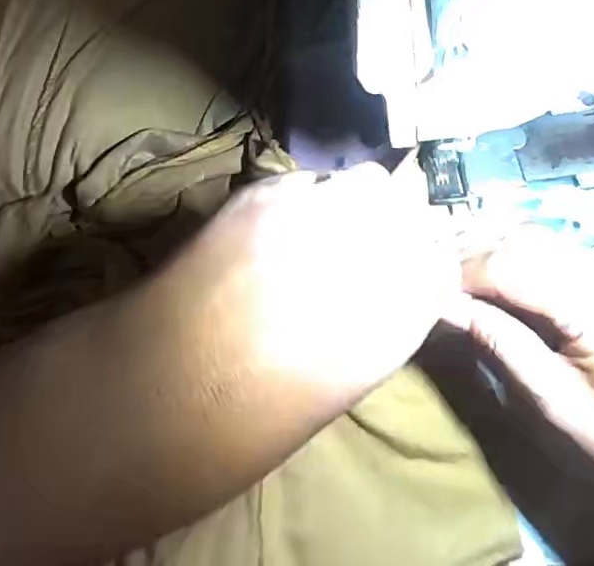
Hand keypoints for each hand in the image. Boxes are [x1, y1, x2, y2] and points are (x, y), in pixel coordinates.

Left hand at [153, 163, 458, 405]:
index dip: (428, 259)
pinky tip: (281, 229)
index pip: (442, 260)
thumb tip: (406, 276)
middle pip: (411, 208)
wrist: (151, 392)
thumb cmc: (253, 412)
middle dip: (398, 221)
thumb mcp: (347, 377)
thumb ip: (388, 317)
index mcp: (394, 319)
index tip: (414, 262)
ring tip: (326, 228)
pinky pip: (310, 182)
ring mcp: (315, 215)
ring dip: (357, 200)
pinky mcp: (266, 192)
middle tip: (367, 241)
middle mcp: (367, 254)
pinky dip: (307, 198)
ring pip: (367, 182)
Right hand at [449, 229, 593, 565]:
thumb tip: (445, 306)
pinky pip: (556, 260)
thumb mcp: (562, 411)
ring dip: (492, 259)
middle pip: (519, 242)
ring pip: (536, 244)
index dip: (458, 274)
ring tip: (453, 289)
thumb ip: (503, 348)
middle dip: (470, 259)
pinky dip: (519, 268)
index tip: (420, 294)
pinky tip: (497, 292)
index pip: (507, 262)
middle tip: (429, 288)